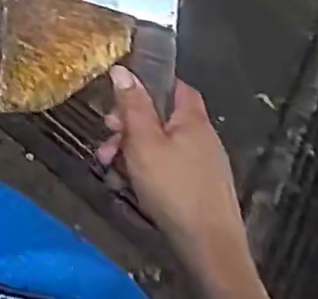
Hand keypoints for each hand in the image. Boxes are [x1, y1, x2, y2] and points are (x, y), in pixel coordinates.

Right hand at [99, 68, 267, 297]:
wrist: (209, 248)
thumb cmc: (172, 186)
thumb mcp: (142, 139)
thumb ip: (132, 104)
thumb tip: (123, 70)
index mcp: (194, 123)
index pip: (178, 86)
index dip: (152, 79)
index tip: (123, 85)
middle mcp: (204, 140)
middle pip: (162, 115)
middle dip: (130, 119)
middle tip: (108, 129)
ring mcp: (205, 165)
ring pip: (161, 141)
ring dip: (131, 144)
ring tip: (109, 159)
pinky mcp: (200, 186)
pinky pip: (168, 162)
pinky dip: (146, 163)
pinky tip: (126, 177)